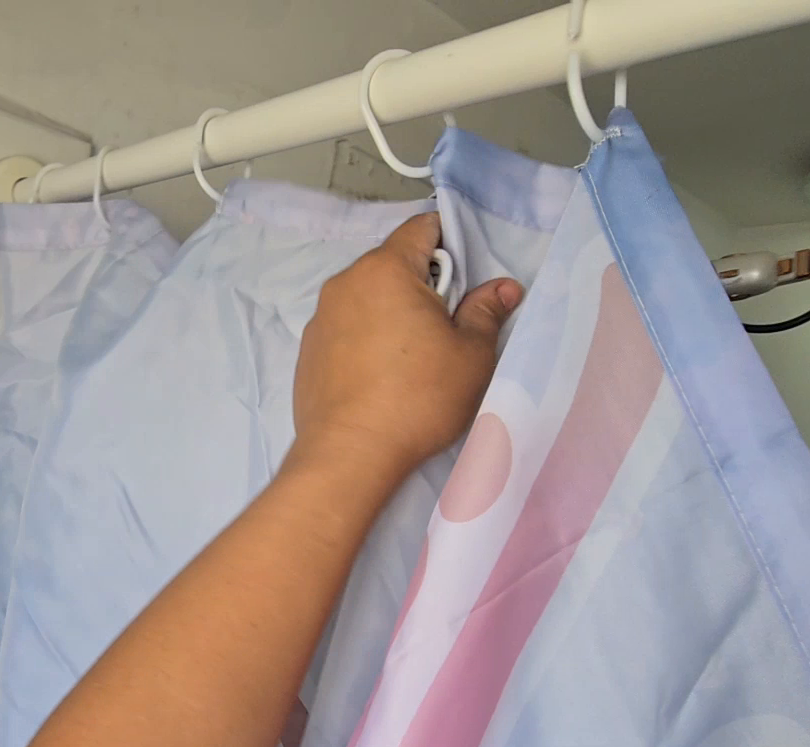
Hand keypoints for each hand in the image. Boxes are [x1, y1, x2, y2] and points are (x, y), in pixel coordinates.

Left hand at [290, 212, 522, 482]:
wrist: (349, 455)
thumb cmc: (417, 399)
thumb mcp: (470, 355)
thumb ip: (486, 312)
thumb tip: (503, 288)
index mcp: (384, 270)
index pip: (421, 227)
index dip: (450, 244)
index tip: (463, 281)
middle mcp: (343, 285)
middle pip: (390, 266)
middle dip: (419, 285)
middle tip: (442, 328)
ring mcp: (318, 321)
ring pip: (364, 300)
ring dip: (389, 315)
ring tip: (409, 360)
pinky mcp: (306, 355)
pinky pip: (343, 332)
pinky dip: (363, 342)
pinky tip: (378, 379)